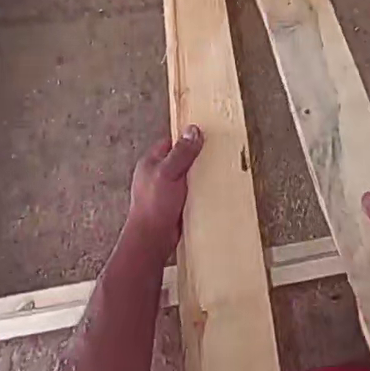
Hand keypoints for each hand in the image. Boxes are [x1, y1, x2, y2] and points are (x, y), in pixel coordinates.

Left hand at [122, 125, 203, 254]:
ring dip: (202, 174)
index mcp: (151, 162)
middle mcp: (159, 173)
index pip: (172, 141)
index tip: (206, 135)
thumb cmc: (153, 206)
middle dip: (198, 156)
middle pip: (183, 157)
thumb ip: (181, 152)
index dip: (188, 137)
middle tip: (215, 153)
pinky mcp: (178, 201)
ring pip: (190, 174)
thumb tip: (193, 131)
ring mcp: (168, 188)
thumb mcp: (168, 172)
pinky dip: (203, 188)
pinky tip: (213, 188)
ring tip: (218, 170)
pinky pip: (194, 189)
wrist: (153, 239)